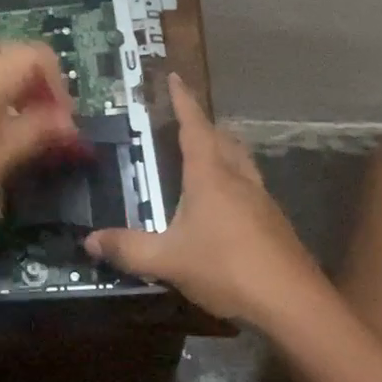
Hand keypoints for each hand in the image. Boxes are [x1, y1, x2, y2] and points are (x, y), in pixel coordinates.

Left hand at [0, 40, 79, 224]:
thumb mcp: (0, 155)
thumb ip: (38, 131)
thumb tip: (67, 123)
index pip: (40, 56)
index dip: (59, 88)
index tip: (60, 125)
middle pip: (11, 57)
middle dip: (31, 90)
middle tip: (35, 130)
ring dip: (2, 91)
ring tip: (0, 131)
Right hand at [84, 73, 330, 321]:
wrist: (293, 304)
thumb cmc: (227, 268)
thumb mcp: (168, 260)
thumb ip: (128, 249)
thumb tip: (89, 240)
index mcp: (210, 175)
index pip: (194, 126)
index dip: (183, 101)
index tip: (175, 77)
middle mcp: (238, 178)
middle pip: (222, 139)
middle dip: (203, 125)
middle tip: (184, 120)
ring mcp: (262, 200)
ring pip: (240, 162)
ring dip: (223, 150)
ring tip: (205, 154)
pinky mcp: (274, 224)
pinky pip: (250, 187)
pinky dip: (234, 181)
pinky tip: (225, 204)